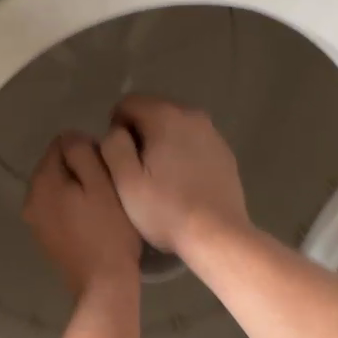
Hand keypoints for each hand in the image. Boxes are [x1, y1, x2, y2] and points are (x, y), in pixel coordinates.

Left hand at [23, 133, 141, 294]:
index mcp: (42, 180)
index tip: (107, 169)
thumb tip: (71, 139)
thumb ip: (82, 152)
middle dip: (80, 170)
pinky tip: (91, 222)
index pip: (61, 142)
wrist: (103, 283)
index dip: (88, 149)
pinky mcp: (44, 237)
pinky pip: (57, 209)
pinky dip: (72, 208)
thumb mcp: (102, 182)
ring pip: (58, 188)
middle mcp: (30, 198)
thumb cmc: (109, 230)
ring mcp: (34, 220)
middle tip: (107, 188)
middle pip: (56, 166)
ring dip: (77, 190)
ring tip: (101, 205)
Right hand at [98, 95, 250, 254]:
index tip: (117, 158)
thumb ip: (114, 146)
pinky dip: (183, 156)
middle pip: (154, 112)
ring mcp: (213, 134)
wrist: (216, 234)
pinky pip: (195, 145)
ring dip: (163, 145)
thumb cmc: (165, 210)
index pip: (129, 103)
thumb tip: (117, 132)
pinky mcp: (224, 154)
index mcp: (165, 116)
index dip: (115, 127)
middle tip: (136, 172)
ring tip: (159, 179)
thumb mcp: (126, 181)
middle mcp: (192, 115)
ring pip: (176, 129)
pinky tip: (182, 185)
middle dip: (140, 135)